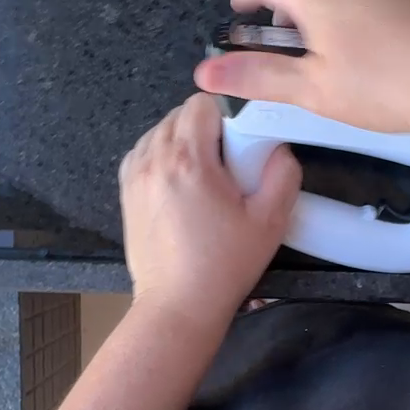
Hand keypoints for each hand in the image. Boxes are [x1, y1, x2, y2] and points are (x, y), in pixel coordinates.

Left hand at [119, 93, 301, 325]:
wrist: (178, 305)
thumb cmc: (224, 266)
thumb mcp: (270, 221)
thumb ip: (283, 174)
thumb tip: (278, 150)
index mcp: (188, 159)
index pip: (202, 104)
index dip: (226, 119)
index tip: (238, 150)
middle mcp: (154, 159)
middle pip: (178, 115)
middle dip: (205, 131)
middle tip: (225, 169)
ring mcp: (135, 177)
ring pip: (158, 132)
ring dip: (181, 143)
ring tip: (201, 181)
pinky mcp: (126, 194)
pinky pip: (143, 154)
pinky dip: (161, 158)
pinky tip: (178, 187)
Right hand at [193, 0, 409, 140]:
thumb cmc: (391, 87)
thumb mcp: (314, 90)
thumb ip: (259, 77)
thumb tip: (209, 72)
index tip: (242, 6)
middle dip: (290, 0)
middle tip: (289, 36)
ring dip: (333, 1)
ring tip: (338, 44)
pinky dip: (372, 3)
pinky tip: (383, 40)